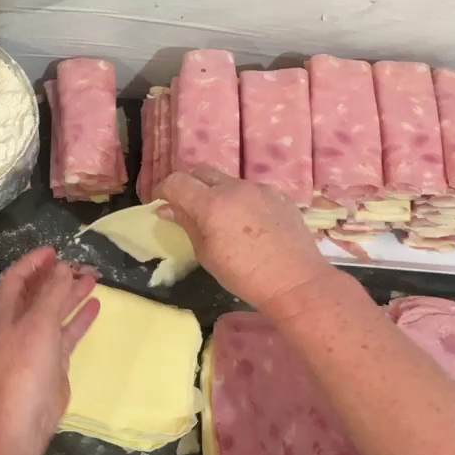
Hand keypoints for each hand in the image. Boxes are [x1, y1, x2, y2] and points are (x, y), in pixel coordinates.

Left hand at [0, 246, 100, 448]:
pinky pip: (67, 331)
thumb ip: (52, 294)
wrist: (23, 417)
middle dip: (58, 276)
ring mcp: (37, 343)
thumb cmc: (25, 365)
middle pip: (38, 292)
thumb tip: (63, 268)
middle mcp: (20, 324)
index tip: (55, 251)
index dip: (33, 262)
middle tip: (83, 264)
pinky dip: (79, 318)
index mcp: (7, 312)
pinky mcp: (53, 360)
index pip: (17, 277)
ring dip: (72, 293)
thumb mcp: (39, 323)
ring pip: (55, 310)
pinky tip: (95, 305)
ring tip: (94, 278)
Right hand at [157, 167, 334, 311]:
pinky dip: (241, 201)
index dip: (163, 189)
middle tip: (186, 207)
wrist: (296, 281)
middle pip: (201, 172)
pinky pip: (251, 191)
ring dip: (216, 193)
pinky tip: (248, 225)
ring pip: (228, 181)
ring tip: (221, 220)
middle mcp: (235, 188)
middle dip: (188, 185)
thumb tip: (167, 209)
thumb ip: (187, 225)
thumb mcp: (206, 254)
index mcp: (212, 204)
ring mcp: (260, 189)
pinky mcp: (279, 195)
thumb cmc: (244, 276)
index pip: (177, 182)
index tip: (159, 202)